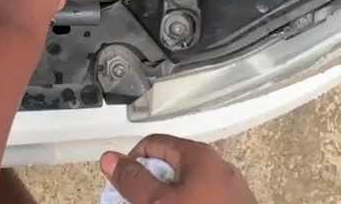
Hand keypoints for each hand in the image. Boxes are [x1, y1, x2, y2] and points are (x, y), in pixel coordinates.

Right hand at [100, 135, 257, 203]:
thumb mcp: (160, 203)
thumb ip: (133, 181)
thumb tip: (108, 157)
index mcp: (198, 155)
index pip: (153, 143)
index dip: (133, 163)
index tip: (124, 189)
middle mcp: (218, 165)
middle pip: (172, 165)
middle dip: (152, 185)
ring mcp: (233, 190)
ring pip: (190, 187)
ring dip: (171, 198)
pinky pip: (207, 199)